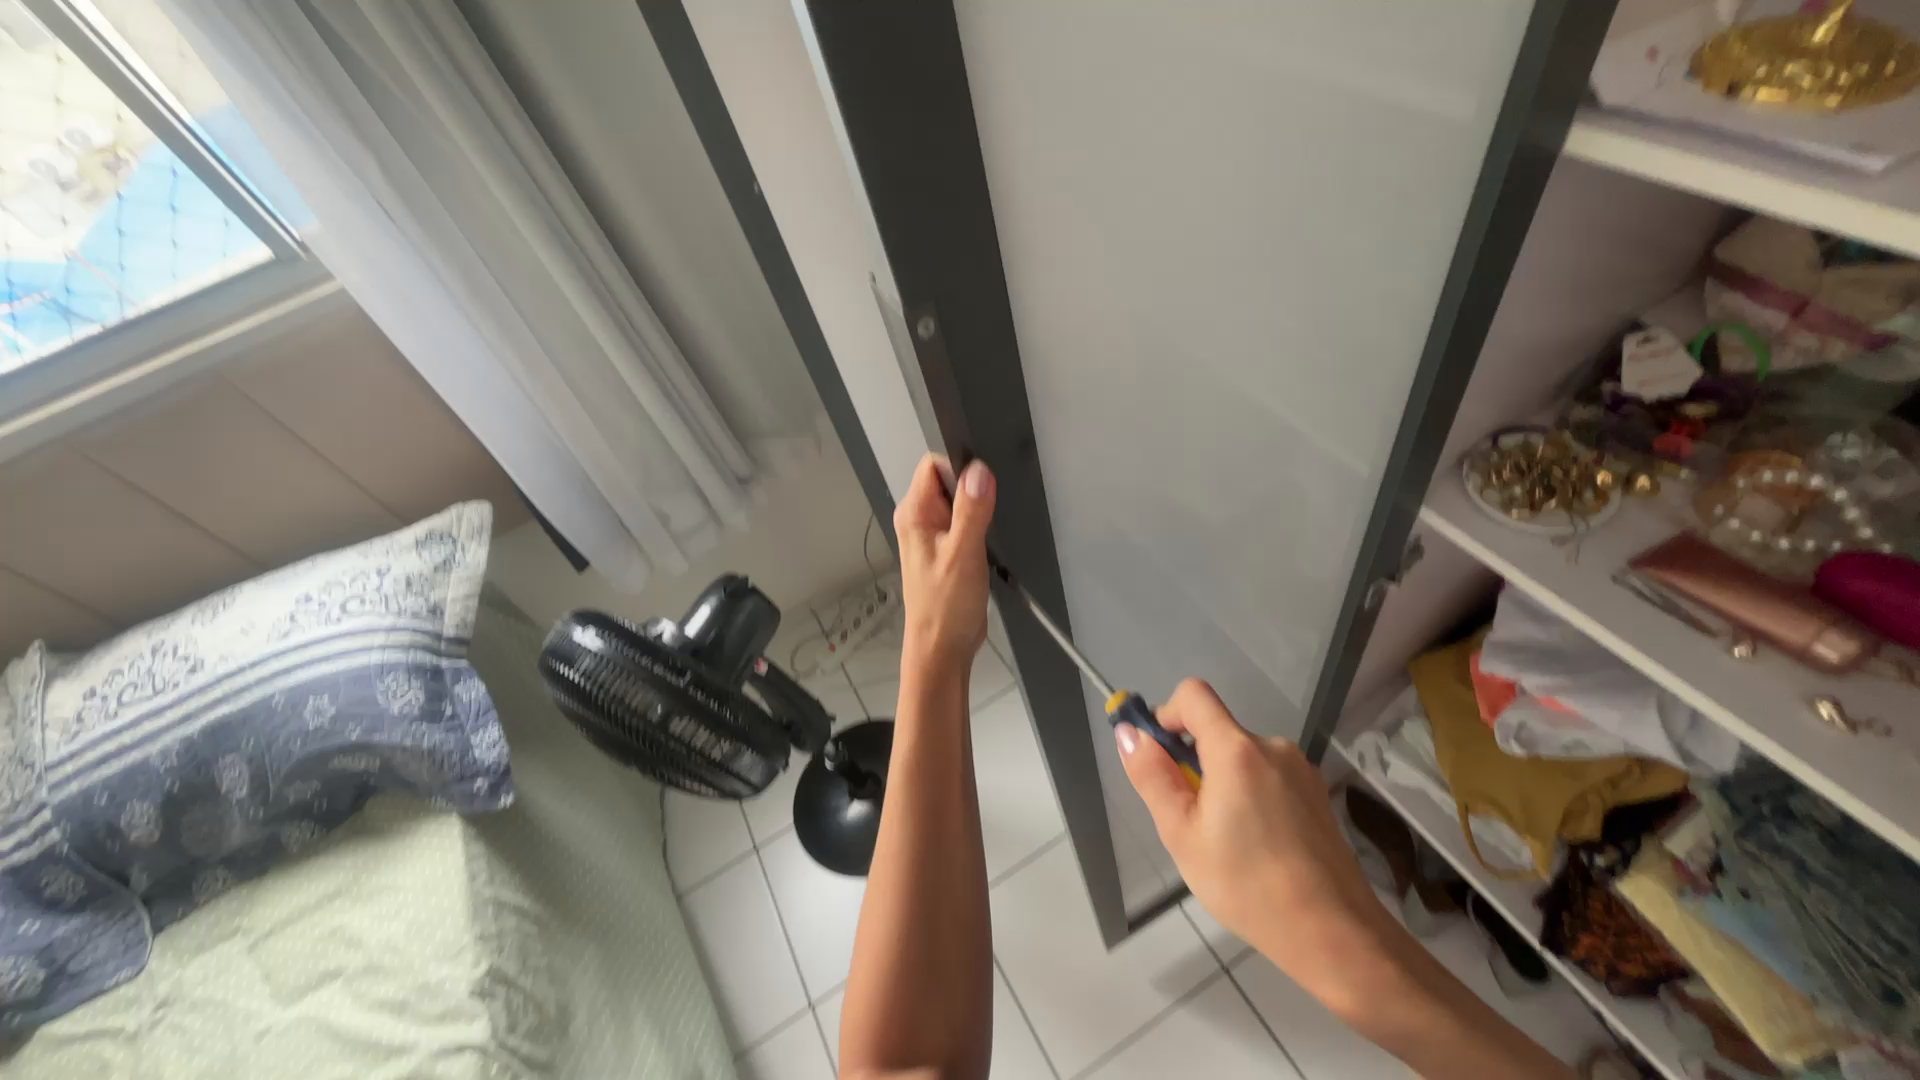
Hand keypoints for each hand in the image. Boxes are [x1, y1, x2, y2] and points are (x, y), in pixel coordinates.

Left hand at [894, 454, 995, 671]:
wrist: (942, 648)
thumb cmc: (945, 607)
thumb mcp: (963, 553)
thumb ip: (972, 510)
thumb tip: (980, 471)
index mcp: (914, 514)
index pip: (933, 464)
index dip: (960, 469)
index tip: (980, 491)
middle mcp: (918, 519)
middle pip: (948, 481)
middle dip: (972, 493)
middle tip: (983, 522)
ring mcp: (932, 534)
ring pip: (959, 503)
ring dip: (976, 514)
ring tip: (981, 539)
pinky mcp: (947, 548)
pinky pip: (964, 523)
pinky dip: (977, 530)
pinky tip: (982, 549)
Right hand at [1116, 680, 1398, 1015]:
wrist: (1334, 933)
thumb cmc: (1246, 886)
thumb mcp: (1181, 834)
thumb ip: (1152, 776)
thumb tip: (1128, 733)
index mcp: (1236, 750)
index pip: (1194, 695)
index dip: (1167, 714)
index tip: (1160, 756)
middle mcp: (1272, 746)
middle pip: (1217, 731)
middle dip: (1194, 763)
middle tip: (1193, 821)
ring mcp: (1300, 769)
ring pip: (1242, 758)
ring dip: (1223, 783)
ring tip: (1227, 842)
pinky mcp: (1317, 793)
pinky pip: (1268, 777)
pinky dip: (1251, 796)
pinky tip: (1258, 847)